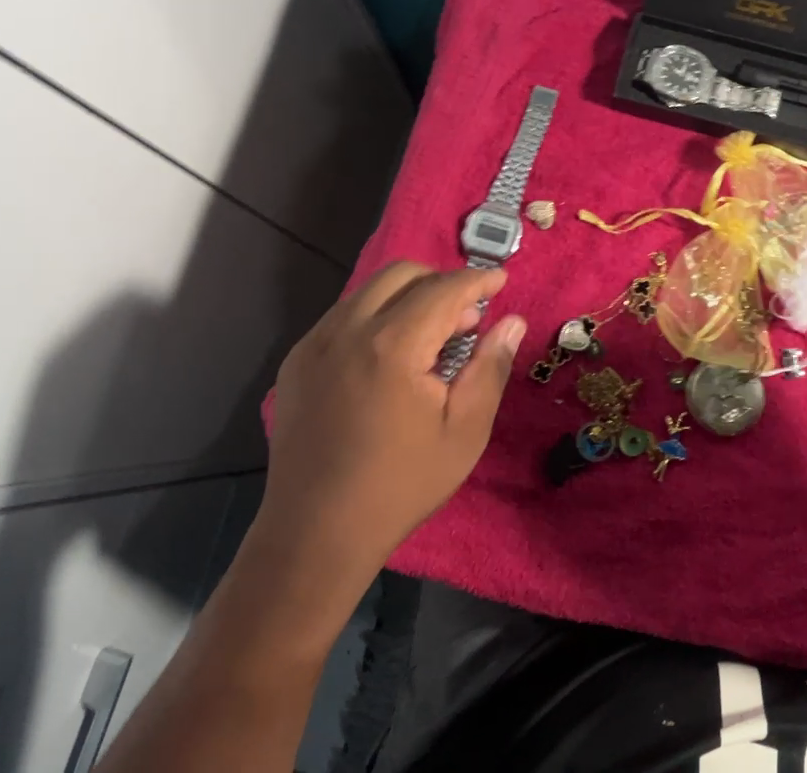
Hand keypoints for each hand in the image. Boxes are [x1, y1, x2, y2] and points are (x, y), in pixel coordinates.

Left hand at [260, 262, 525, 575]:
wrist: (317, 531)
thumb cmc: (401, 485)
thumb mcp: (464, 431)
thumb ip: (489, 368)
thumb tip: (510, 322)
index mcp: (392, 345)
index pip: (442, 289)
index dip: (476, 280)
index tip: (500, 281)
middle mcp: (347, 330)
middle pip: (400, 275)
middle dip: (440, 281)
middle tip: (466, 317)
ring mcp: (314, 344)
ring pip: (366, 292)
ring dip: (405, 298)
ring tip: (430, 337)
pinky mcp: (296, 363)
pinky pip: (341, 318)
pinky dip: (373, 318)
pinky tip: (388, 358)